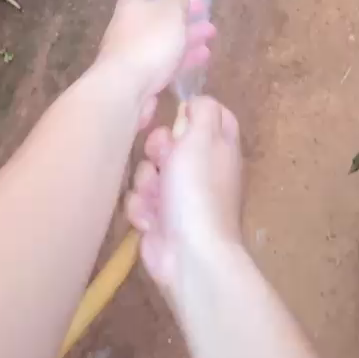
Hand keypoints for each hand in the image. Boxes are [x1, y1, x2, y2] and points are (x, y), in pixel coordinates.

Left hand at [90, 0, 214, 113]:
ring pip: (164, 39)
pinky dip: (185, 57)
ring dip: (188, 34)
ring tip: (210, 33)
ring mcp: (134, 53)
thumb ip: (178, 1)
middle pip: (155, 14)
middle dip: (181, 11)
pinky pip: (166, 62)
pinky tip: (203, 57)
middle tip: (203, 9)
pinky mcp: (142, 77)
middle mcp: (129, 27)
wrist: (126, 89)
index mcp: (131, 5)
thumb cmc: (148, 41)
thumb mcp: (170, 13)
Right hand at [124, 95, 244, 294]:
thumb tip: (196, 103)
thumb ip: (203, 110)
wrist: (188, 253)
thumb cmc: (198, 188)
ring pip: (148, 169)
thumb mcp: (204, 136)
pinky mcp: (158, 216)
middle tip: (161, 159)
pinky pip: (139, 198)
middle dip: (158, 148)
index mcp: (219, 147)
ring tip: (155, 196)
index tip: (178, 116)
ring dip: (145, 181)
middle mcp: (201, 168)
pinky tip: (149, 218)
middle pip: (170, 140)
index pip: (209, 115)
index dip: (191, 113)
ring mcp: (179, 194)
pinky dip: (141, 207)